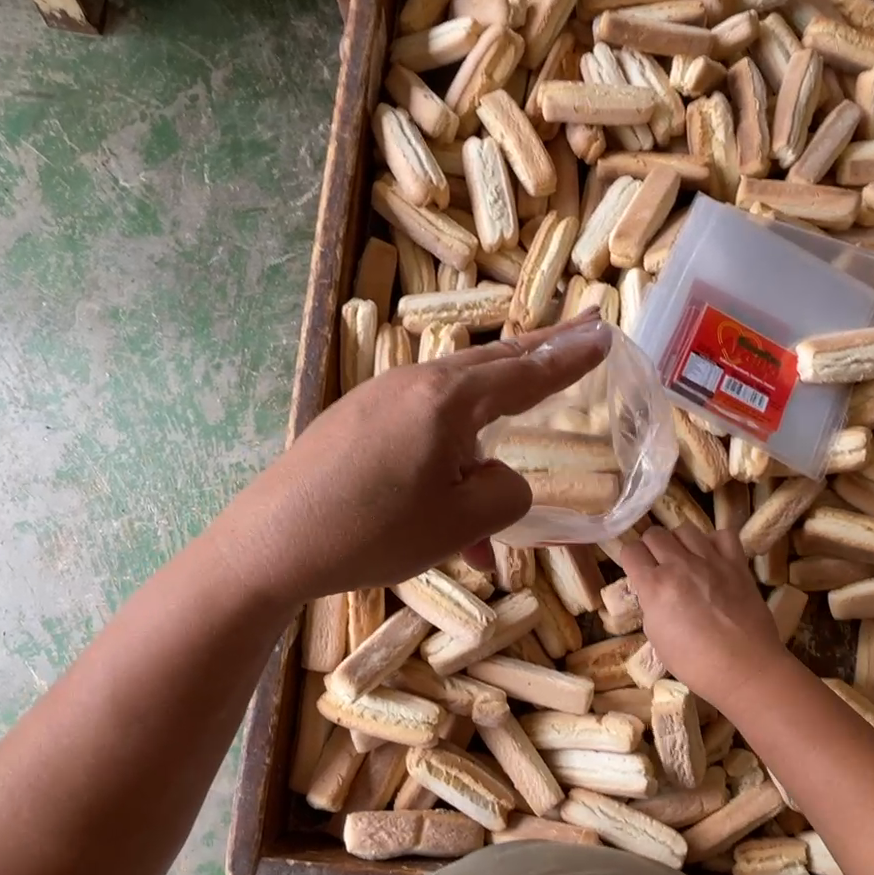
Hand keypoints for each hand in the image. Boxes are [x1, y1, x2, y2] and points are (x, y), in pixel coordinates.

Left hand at [205, 320, 611, 605]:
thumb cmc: (373, 532)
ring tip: (515, 442)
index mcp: (448, 400)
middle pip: (492, 364)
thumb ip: (505, 493)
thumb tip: (499, 475)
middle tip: (580, 331)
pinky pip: (419, 426)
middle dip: (541, 352)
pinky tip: (444, 511)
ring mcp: (377, 399)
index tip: (603, 334)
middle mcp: (414, 384)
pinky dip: (447, 455)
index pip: (525, 373)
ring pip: (454, 401)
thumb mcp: (460, 524)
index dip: (570, 359)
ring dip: (491, 424)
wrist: (270, 544)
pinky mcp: (353, 422)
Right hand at [617, 523, 797, 705]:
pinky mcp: (737, 563)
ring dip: (680, 542)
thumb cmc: (694, 663)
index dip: (631, 559)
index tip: (637, 570)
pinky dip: (714, 542)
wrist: (744, 668)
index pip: (630, 550)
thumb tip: (655, 590)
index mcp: (655, 585)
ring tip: (686, 560)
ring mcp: (711, 560)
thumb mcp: (656, 635)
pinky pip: (722, 535)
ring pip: (685, 529)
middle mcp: (679, 564)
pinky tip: (713, 558)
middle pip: (654, 533)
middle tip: (659, 566)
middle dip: (651, 547)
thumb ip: (651, 603)